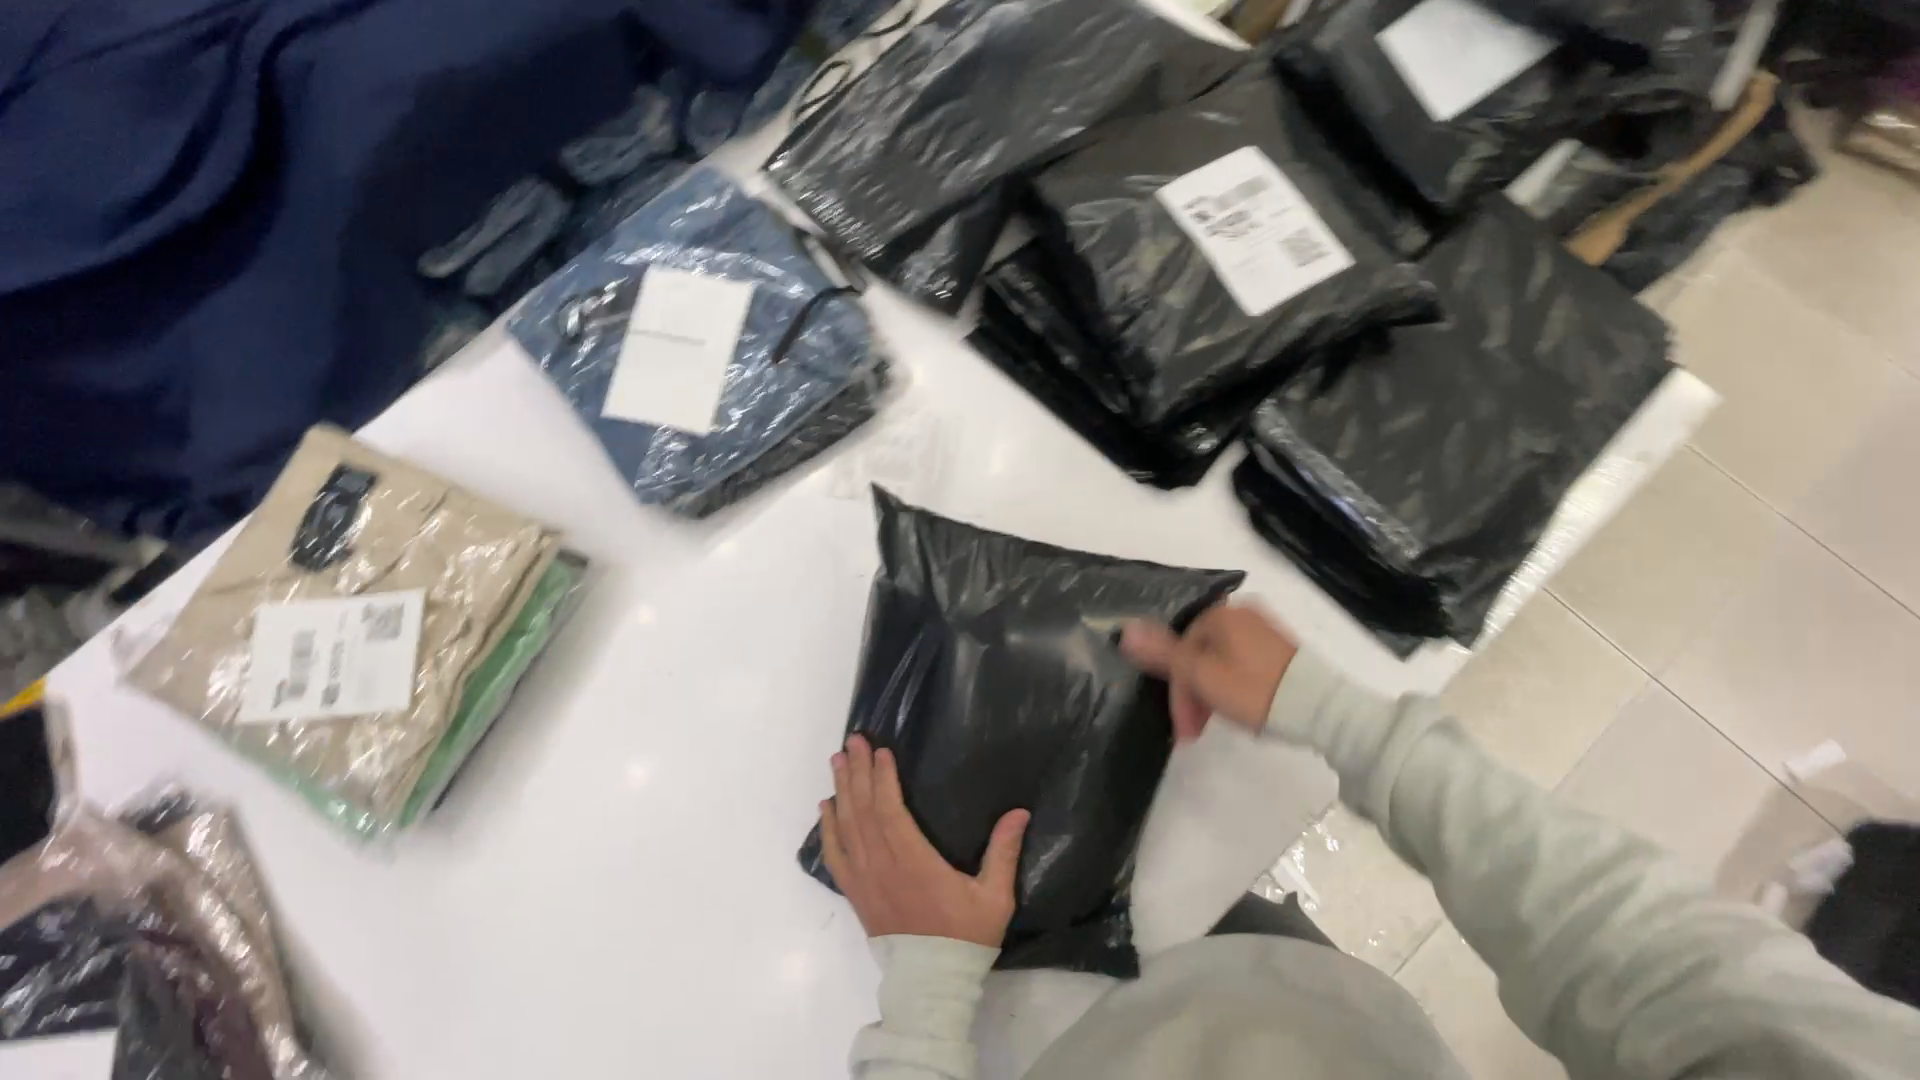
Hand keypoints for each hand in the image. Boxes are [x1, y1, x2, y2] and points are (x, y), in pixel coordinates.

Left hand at [819, 734, 1030, 947]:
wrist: (932, 985)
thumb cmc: (965, 937)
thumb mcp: (994, 898)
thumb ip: (1003, 853)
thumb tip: (1020, 812)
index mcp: (913, 863)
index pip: (890, 811)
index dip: (883, 778)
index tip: (881, 750)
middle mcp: (882, 867)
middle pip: (864, 811)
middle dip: (858, 772)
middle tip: (853, 740)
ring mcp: (864, 881)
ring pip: (846, 827)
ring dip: (841, 791)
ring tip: (838, 760)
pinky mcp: (856, 894)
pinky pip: (835, 855)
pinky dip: (828, 828)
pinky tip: (826, 806)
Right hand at [1120, 604, 1297, 740]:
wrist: (1323, 709)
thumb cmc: (1255, 691)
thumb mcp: (1202, 676)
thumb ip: (1163, 654)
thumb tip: (1125, 629)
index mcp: (1221, 614)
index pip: (1180, 649)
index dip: (1176, 689)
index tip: (1184, 726)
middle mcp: (1243, 613)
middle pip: (1198, 654)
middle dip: (1192, 694)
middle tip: (1195, 732)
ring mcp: (1265, 629)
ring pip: (1219, 661)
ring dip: (1210, 694)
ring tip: (1216, 725)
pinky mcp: (1282, 648)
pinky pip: (1241, 664)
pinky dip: (1232, 686)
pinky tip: (1241, 709)